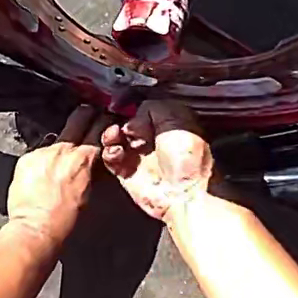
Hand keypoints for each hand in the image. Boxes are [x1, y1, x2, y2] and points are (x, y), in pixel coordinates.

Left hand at [4, 105, 102, 249]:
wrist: (35, 227)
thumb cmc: (63, 220)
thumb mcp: (88, 193)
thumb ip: (90, 172)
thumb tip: (90, 165)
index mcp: (83, 159)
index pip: (98, 131)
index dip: (103, 124)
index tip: (104, 120)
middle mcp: (63, 150)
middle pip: (78, 120)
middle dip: (86, 114)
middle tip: (89, 110)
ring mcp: (43, 152)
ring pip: (56, 136)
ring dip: (63, 138)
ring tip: (64, 148)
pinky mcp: (26, 158)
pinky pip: (38, 151)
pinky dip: (42, 156)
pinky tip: (43, 167)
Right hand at [100, 100, 213, 226]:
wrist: (184, 194)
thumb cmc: (188, 159)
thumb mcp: (176, 118)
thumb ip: (153, 107)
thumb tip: (134, 114)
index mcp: (170, 123)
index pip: (145, 106)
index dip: (134, 104)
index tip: (125, 103)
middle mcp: (154, 139)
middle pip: (127, 121)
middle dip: (121, 119)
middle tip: (124, 123)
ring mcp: (140, 156)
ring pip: (116, 138)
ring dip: (111, 134)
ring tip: (114, 134)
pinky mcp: (128, 172)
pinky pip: (111, 158)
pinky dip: (109, 152)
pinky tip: (115, 151)